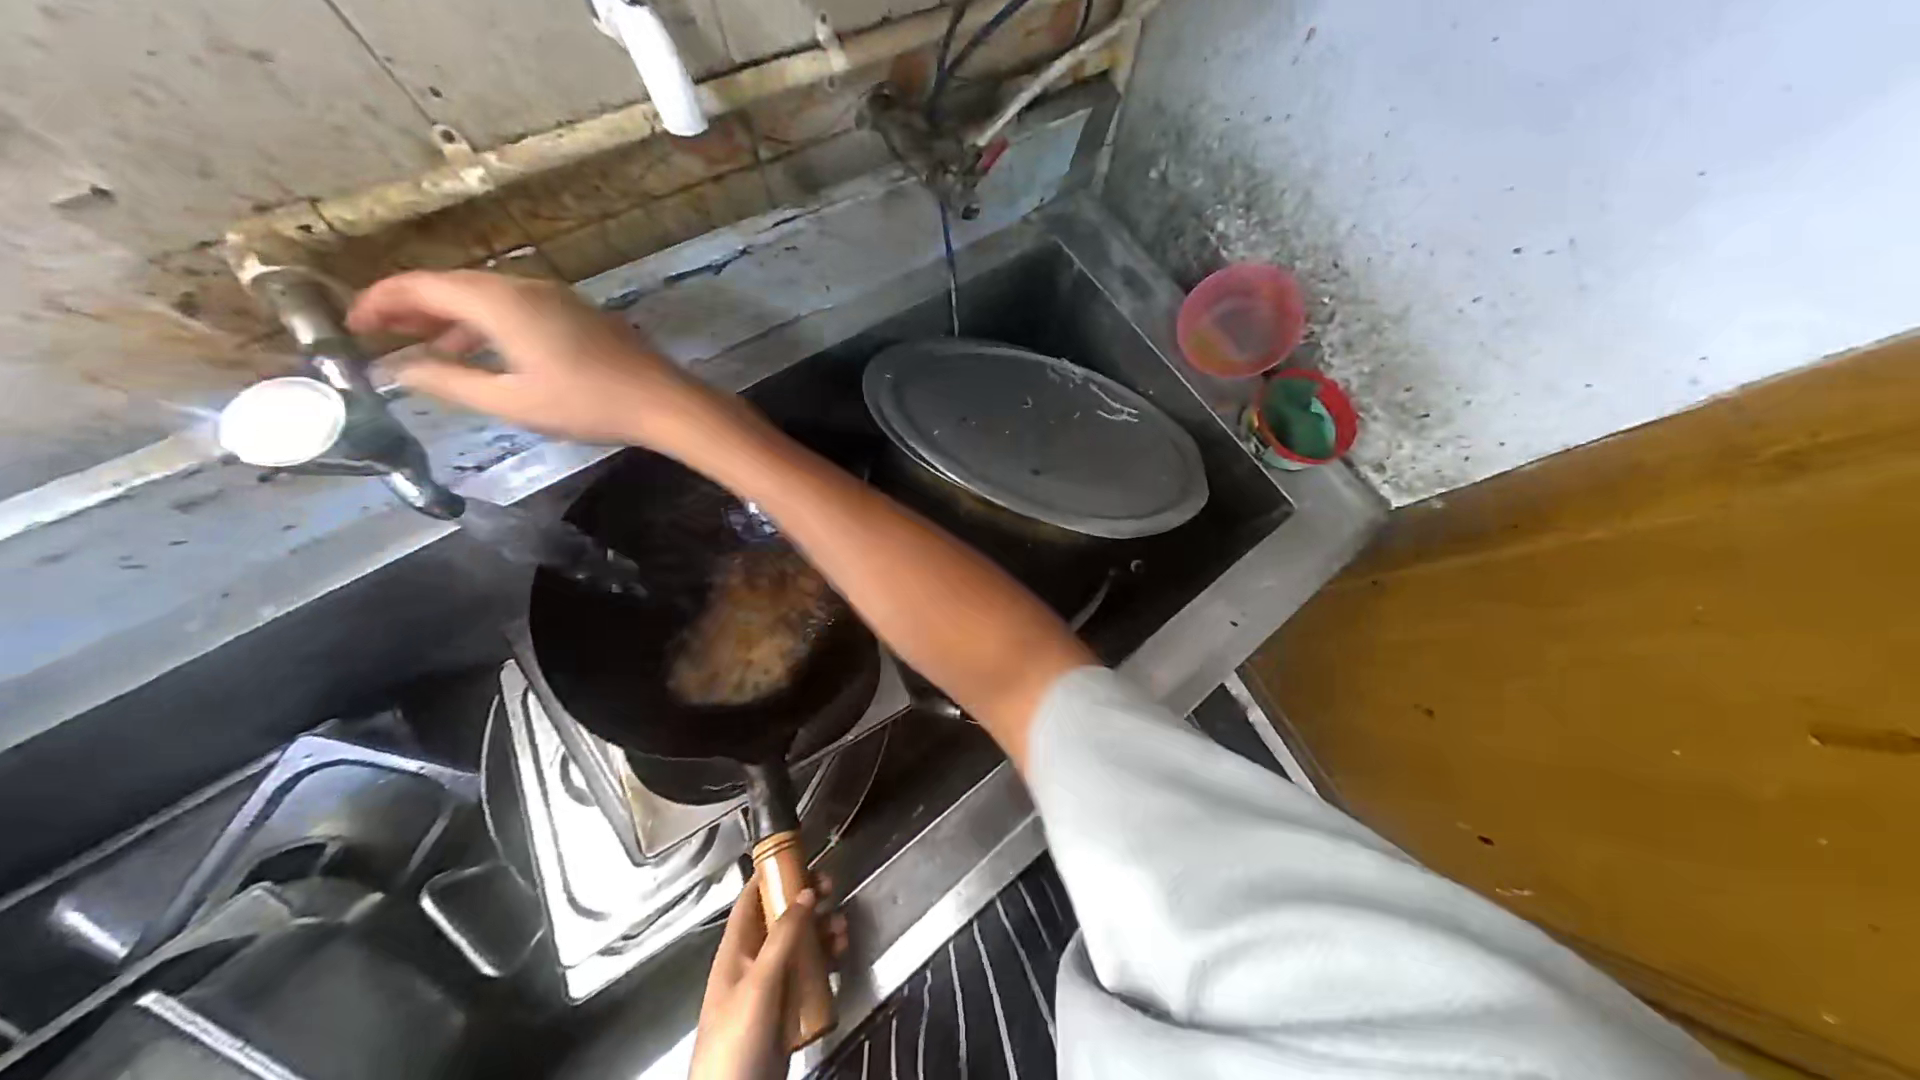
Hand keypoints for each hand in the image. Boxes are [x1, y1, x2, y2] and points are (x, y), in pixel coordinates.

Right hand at [347, 270, 723, 447]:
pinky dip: (488, 325)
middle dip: (412, 308)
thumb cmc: (587, 403)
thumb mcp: (511, 401)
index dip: (379, 301)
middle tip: (383, 337)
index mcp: (500, 301)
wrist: (663, 401)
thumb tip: (401, 369)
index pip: (420, 285)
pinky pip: (518, 308)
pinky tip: (486, 356)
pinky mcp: (578, 313)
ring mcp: (557, 298)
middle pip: (453, 285)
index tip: (351, 326)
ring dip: (452, 319)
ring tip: (428, 351)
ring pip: (487, 297)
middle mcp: (525, 287)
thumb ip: (451, 382)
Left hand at [691, 878, 844, 1079]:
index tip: (801, 859)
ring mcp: (769, 986)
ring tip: (842, 929)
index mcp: (736, 950)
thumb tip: (805, 892)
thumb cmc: (737, 1037)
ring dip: (820, 930)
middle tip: (831, 888)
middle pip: (780, 919)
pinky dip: (824, 960)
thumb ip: (783, 936)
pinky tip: (839, 956)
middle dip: (806, 901)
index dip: (773, 876)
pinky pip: (807, 973)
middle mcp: (752, 962)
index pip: (751, 900)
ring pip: (798, 944)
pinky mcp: (785, 1009)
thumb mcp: (760, 982)